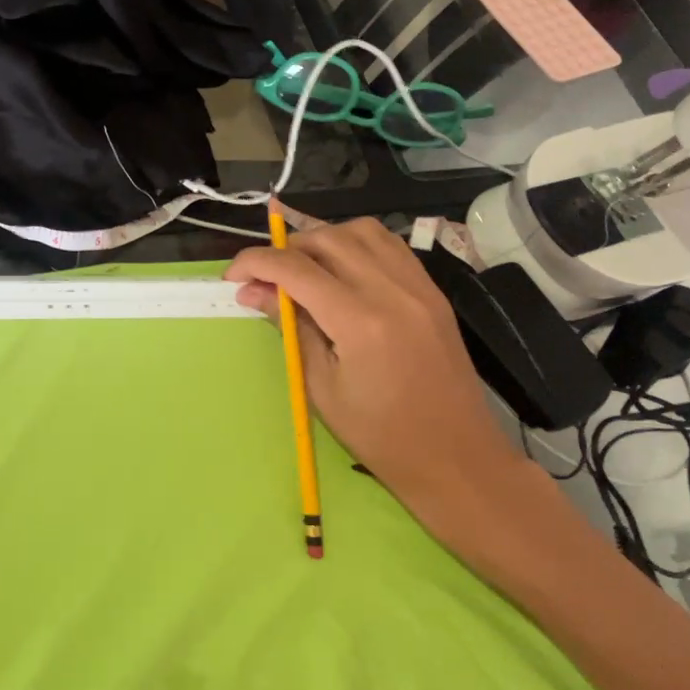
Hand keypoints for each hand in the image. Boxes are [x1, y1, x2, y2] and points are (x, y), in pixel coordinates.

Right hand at [225, 218, 528, 525]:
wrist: (458, 459)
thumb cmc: (381, 436)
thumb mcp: (320, 387)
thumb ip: (290, 328)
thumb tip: (252, 291)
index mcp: (361, 321)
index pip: (295, 268)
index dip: (255, 263)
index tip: (231, 277)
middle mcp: (393, 291)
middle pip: (326, 239)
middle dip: (284, 249)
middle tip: (264, 279)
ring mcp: (419, 287)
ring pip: (361, 230)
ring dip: (322, 239)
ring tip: (302, 269)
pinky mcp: (432, 293)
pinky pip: (389, 246)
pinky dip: (356, 245)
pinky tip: (341, 271)